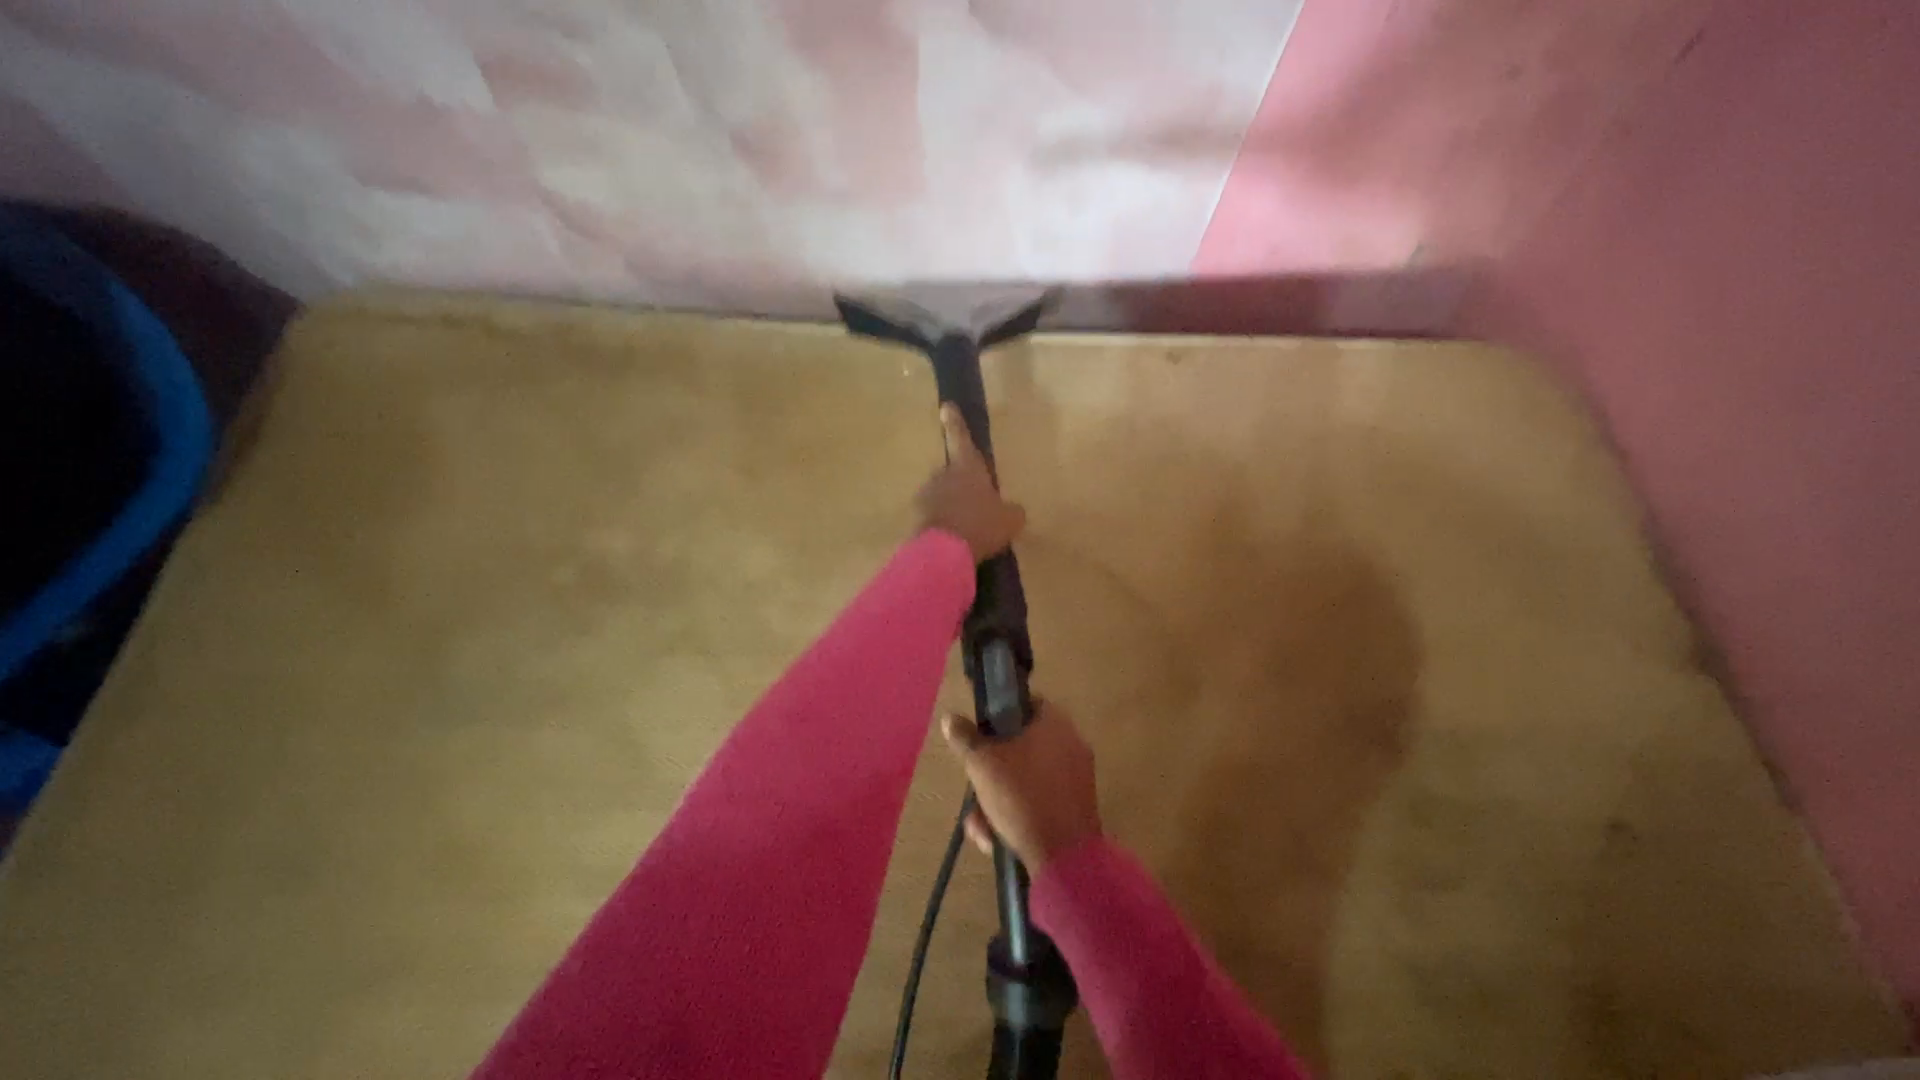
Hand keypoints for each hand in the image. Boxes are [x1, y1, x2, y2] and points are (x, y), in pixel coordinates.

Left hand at [916, 405, 1025, 562]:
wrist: (944, 552)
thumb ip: (1012, 511)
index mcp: (967, 467)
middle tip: (974, 504)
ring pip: (941, 495)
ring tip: (966, 529)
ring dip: (950, 506)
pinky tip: (954, 541)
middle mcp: (942, 475)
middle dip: (960, 485)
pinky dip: (942, 524)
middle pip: (951, 473)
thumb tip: (1013, 510)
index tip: (946, 406)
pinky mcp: (916, 517)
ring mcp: (926, 496)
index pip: (961, 439)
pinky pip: (933, 517)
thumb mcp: (1010, 519)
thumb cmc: (981, 525)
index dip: (955, 423)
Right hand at [942, 700, 1102, 870]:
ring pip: (1026, 781)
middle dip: (991, 774)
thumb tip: (951, 718)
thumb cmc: (1021, 796)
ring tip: (981, 826)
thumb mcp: (982, 764)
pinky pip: (1040, 803)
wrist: (1064, 855)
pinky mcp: (1077, 810)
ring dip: (997, 802)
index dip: (1001, 716)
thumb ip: (965, 738)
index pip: (1028, 704)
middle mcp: (1071, 745)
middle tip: (975, 790)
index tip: (980, 736)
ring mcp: (1077, 779)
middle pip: (1022, 748)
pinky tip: (996, 839)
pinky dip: (1017, 818)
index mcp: (1055, 723)